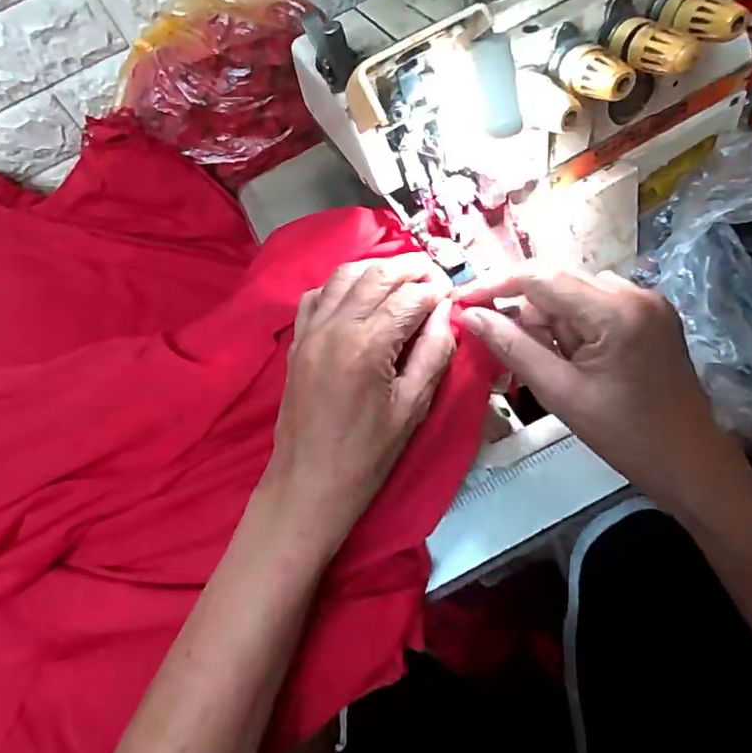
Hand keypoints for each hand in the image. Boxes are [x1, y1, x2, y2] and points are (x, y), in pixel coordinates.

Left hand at [265, 255, 457, 542]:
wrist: (308, 483)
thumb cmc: (367, 455)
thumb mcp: (413, 407)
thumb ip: (435, 352)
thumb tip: (446, 312)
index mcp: (367, 346)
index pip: (410, 297)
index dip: (437, 290)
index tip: (453, 294)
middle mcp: (335, 326)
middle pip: (378, 274)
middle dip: (412, 268)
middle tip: (435, 278)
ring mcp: (311, 330)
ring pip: (345, 274)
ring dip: (378, 268)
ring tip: (404, 278)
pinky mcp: (297, 340)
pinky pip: (318, 293)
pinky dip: (343, 284)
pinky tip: (362, 295)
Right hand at [456, 267, 747, 511]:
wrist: (692, 463)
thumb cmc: (625, 436)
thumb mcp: (561, 394)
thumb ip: (512, 347)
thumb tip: (470, 315)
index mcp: (615, 310)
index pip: (541, 277)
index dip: (495, 284)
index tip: (462, 300)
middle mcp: (635, 292)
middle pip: (559, 282)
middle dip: (528, 311)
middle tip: (508, 350)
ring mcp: (649, 301)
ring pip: (577, 292)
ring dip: (552, 319)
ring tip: (554, 365)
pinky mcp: (654, 314)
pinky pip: (599, 304)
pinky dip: (577, 323)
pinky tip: (577, 358)